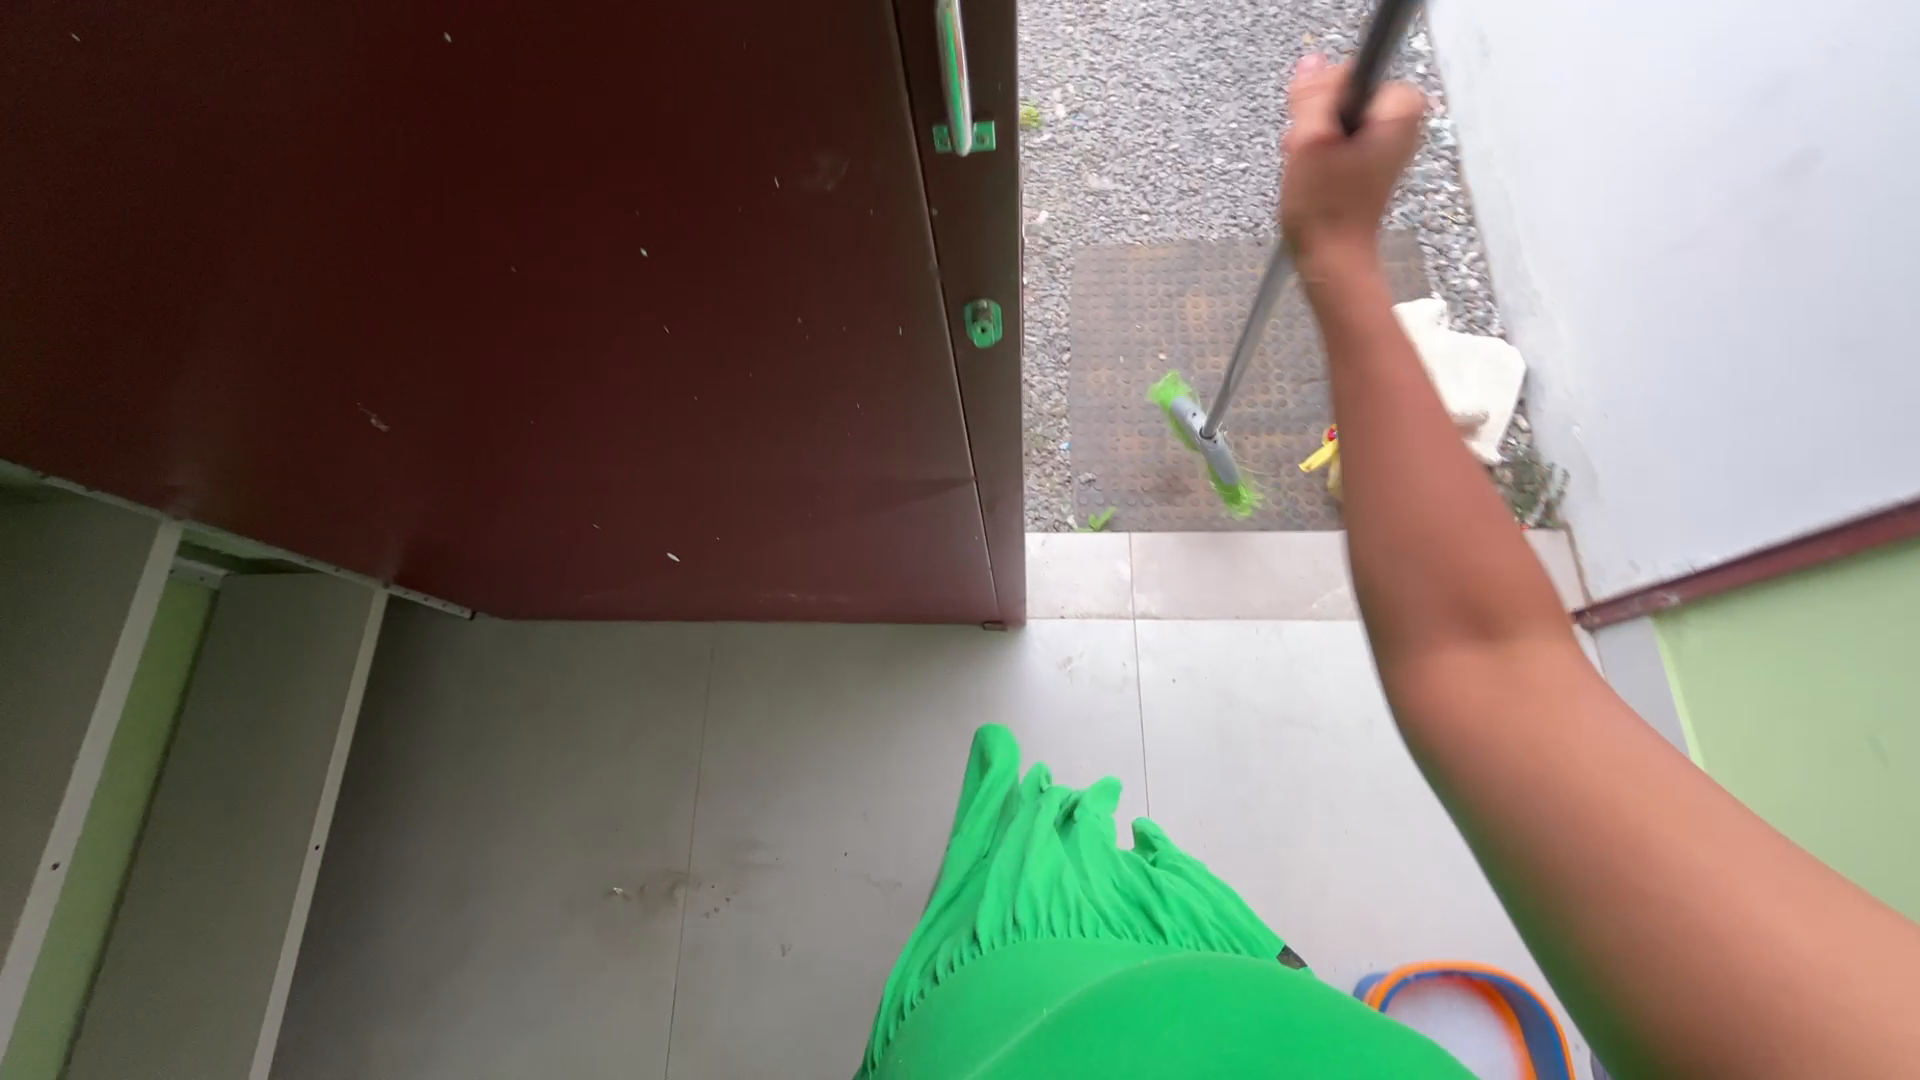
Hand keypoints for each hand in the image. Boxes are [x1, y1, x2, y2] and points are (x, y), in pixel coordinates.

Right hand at [1279, 54, 1428, 263]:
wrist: (1333, 260)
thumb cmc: (1326, 211)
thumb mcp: (1309, 144)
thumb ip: (1312, 96)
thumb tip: (1309, 63)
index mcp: (1400, 108)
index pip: (1348, 74)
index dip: (1319, 103)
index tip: (1313, 138)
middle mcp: (1403, 121)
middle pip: (1344, 97)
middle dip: (1317, 125)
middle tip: (1310, 160)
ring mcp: (1389, 143)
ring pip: (1338, 121)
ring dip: (1315, 143)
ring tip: (1311, 175)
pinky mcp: (1373, 162)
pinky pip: (1340, 142)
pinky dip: (1322, 157)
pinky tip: (1315, 181)